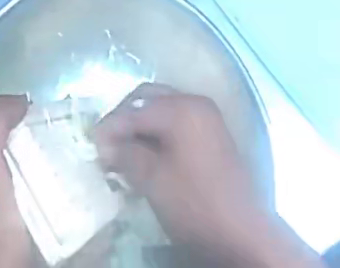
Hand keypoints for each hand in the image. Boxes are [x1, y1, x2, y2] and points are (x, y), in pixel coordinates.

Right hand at [93, 85, 318, 267]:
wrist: (247, 240)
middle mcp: (195, 102)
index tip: (92, 144)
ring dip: (140, 125)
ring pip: (161, 109)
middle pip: (147, 99)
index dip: (109, 127)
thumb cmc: (196, 205)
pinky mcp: (214, 136)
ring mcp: (207, 118)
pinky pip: (176, 122)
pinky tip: (146, 153)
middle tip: (106, 142)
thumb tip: (106, 144)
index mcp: (180, 107)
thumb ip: (124, 153)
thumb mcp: (152, 179)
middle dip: (124, 119)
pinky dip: (157, 132)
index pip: (133, 109)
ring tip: (123, 148)